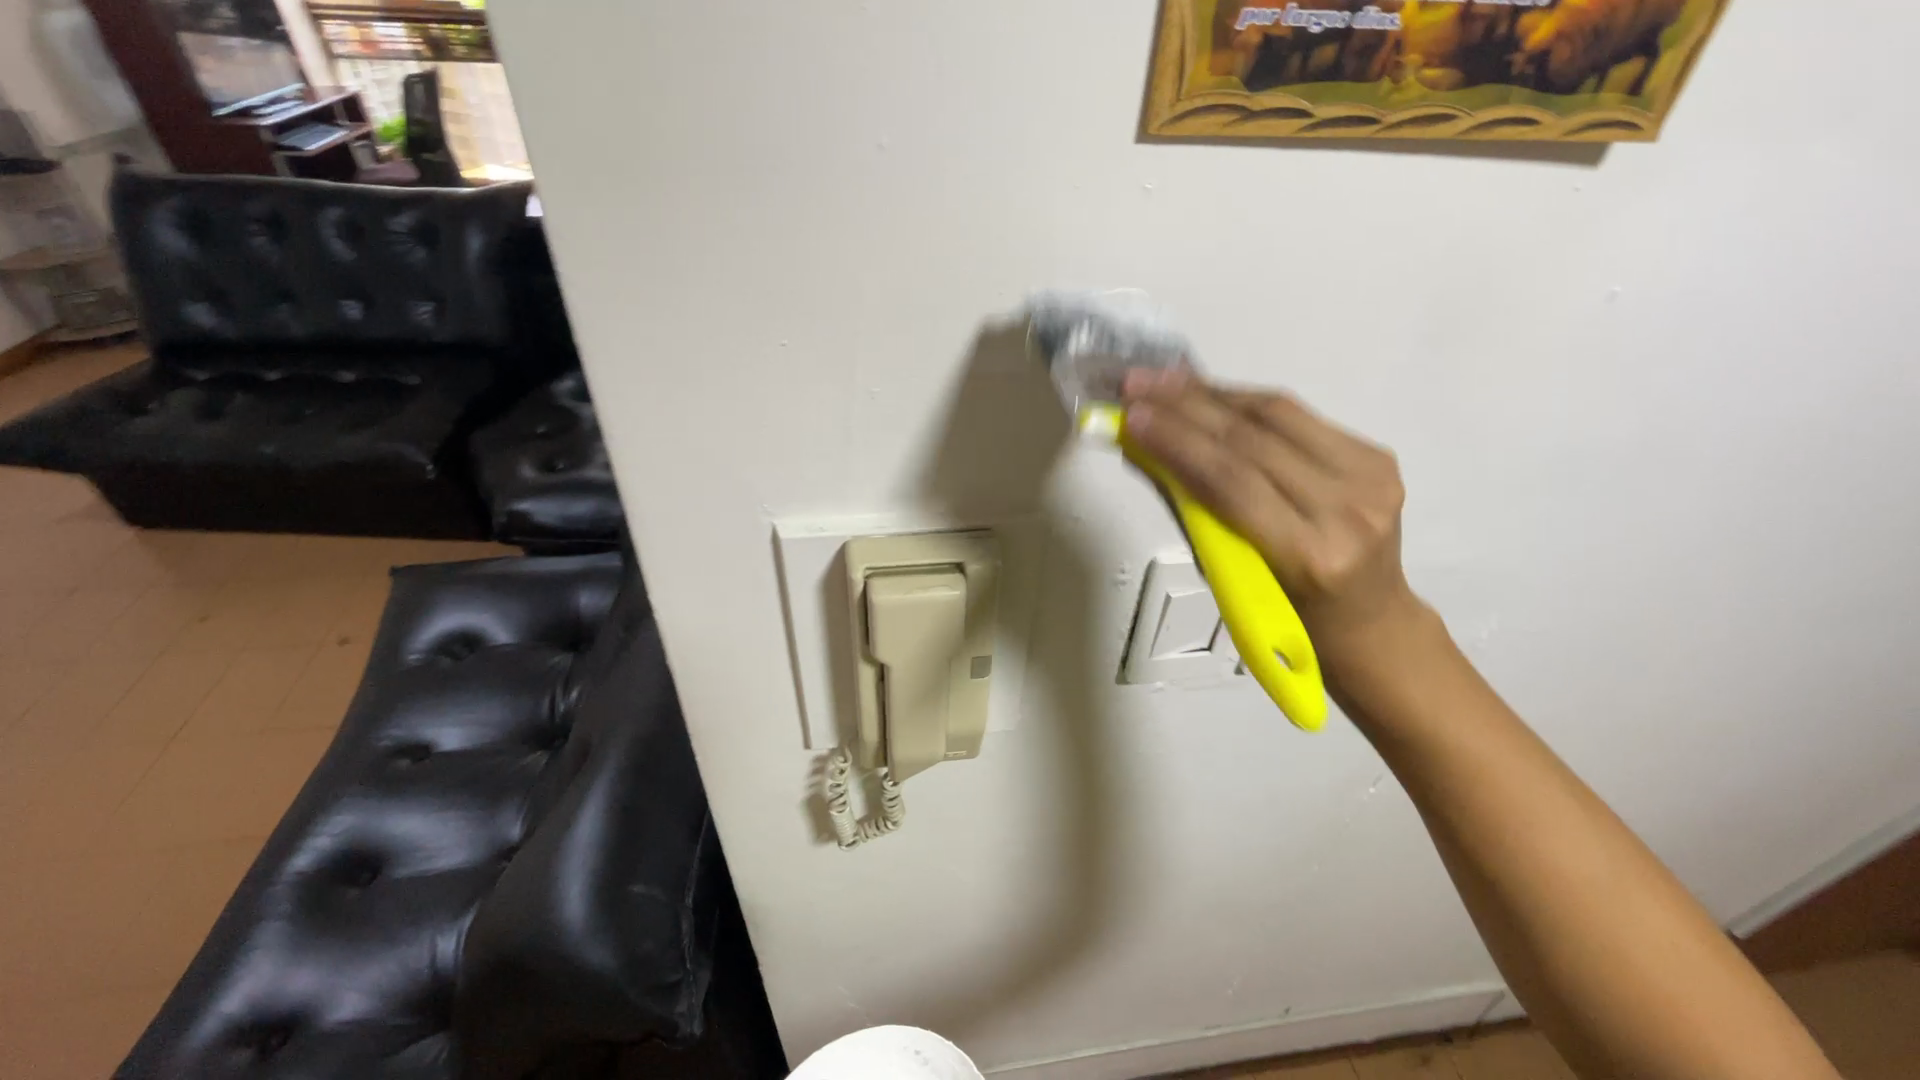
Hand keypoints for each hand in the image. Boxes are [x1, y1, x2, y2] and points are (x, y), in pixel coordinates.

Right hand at [1121, 369, 1426, 674]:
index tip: (1131, 416)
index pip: (1234, 483)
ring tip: (1164, 380)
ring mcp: (1371, 478)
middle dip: (1186, 408)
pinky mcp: (1379, 455)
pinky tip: (1209, 394)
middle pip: (1254, 441)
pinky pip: (1299, 417)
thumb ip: (1190, 508)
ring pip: (1277, 415)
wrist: (1367, 619)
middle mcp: (1349, 510)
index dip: (1179, 443)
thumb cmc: (1285, 614)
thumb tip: (1141, 448)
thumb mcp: (1229, 574)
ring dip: (1213, 394)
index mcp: (1310, 555)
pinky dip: (1247, 403)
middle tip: (1135, 385)